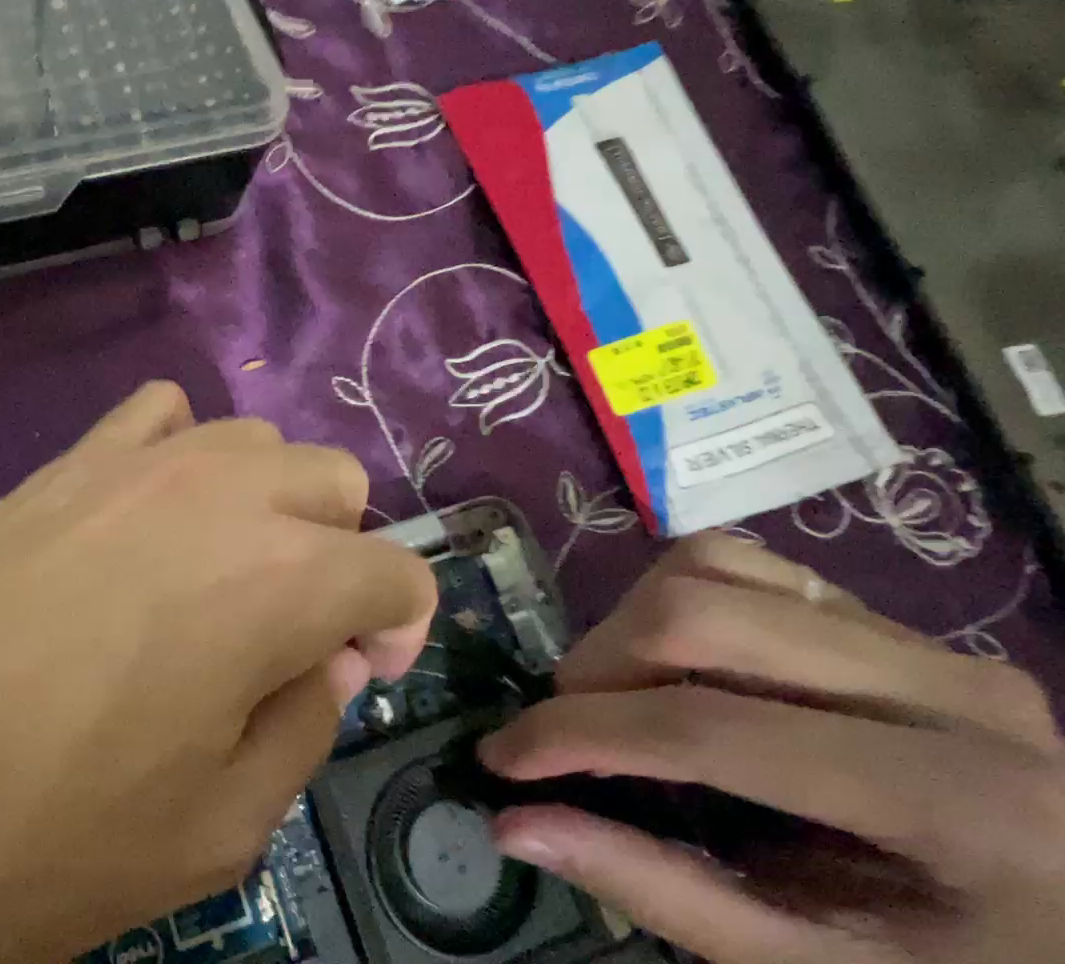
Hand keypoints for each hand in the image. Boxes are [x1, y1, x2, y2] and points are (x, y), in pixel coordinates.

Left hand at [0, 382, 436, 963]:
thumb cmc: (31, 829)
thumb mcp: (209, 833)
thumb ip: (298, 730)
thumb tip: (327, 661)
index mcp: (280, 583)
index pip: (395, 572)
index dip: (399, 627)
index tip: (358, 677)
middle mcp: (217, 495)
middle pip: (332, 481)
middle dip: (337, 552)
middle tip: (286, 634)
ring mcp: (128, 465)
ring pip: (249, 439)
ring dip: (265, 502)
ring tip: (215, 577)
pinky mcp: (53, 464)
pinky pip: (150, 417)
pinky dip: (176, 454)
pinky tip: (144, 515)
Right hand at [479, 534, 1064, 963]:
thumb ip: (662, 892)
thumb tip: (514, 826)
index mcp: (954, 802)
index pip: (707, 730)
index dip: (576, 737)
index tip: (500, 758)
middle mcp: (948, 689)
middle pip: (700, 617)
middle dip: (593, 670)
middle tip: (564, 729)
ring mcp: (927, 639)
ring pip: (714, 569)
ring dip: (626, 624)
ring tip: (614, 692)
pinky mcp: (896, 619)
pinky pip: (749, 564)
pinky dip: (674, 594)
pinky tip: (671, 658)